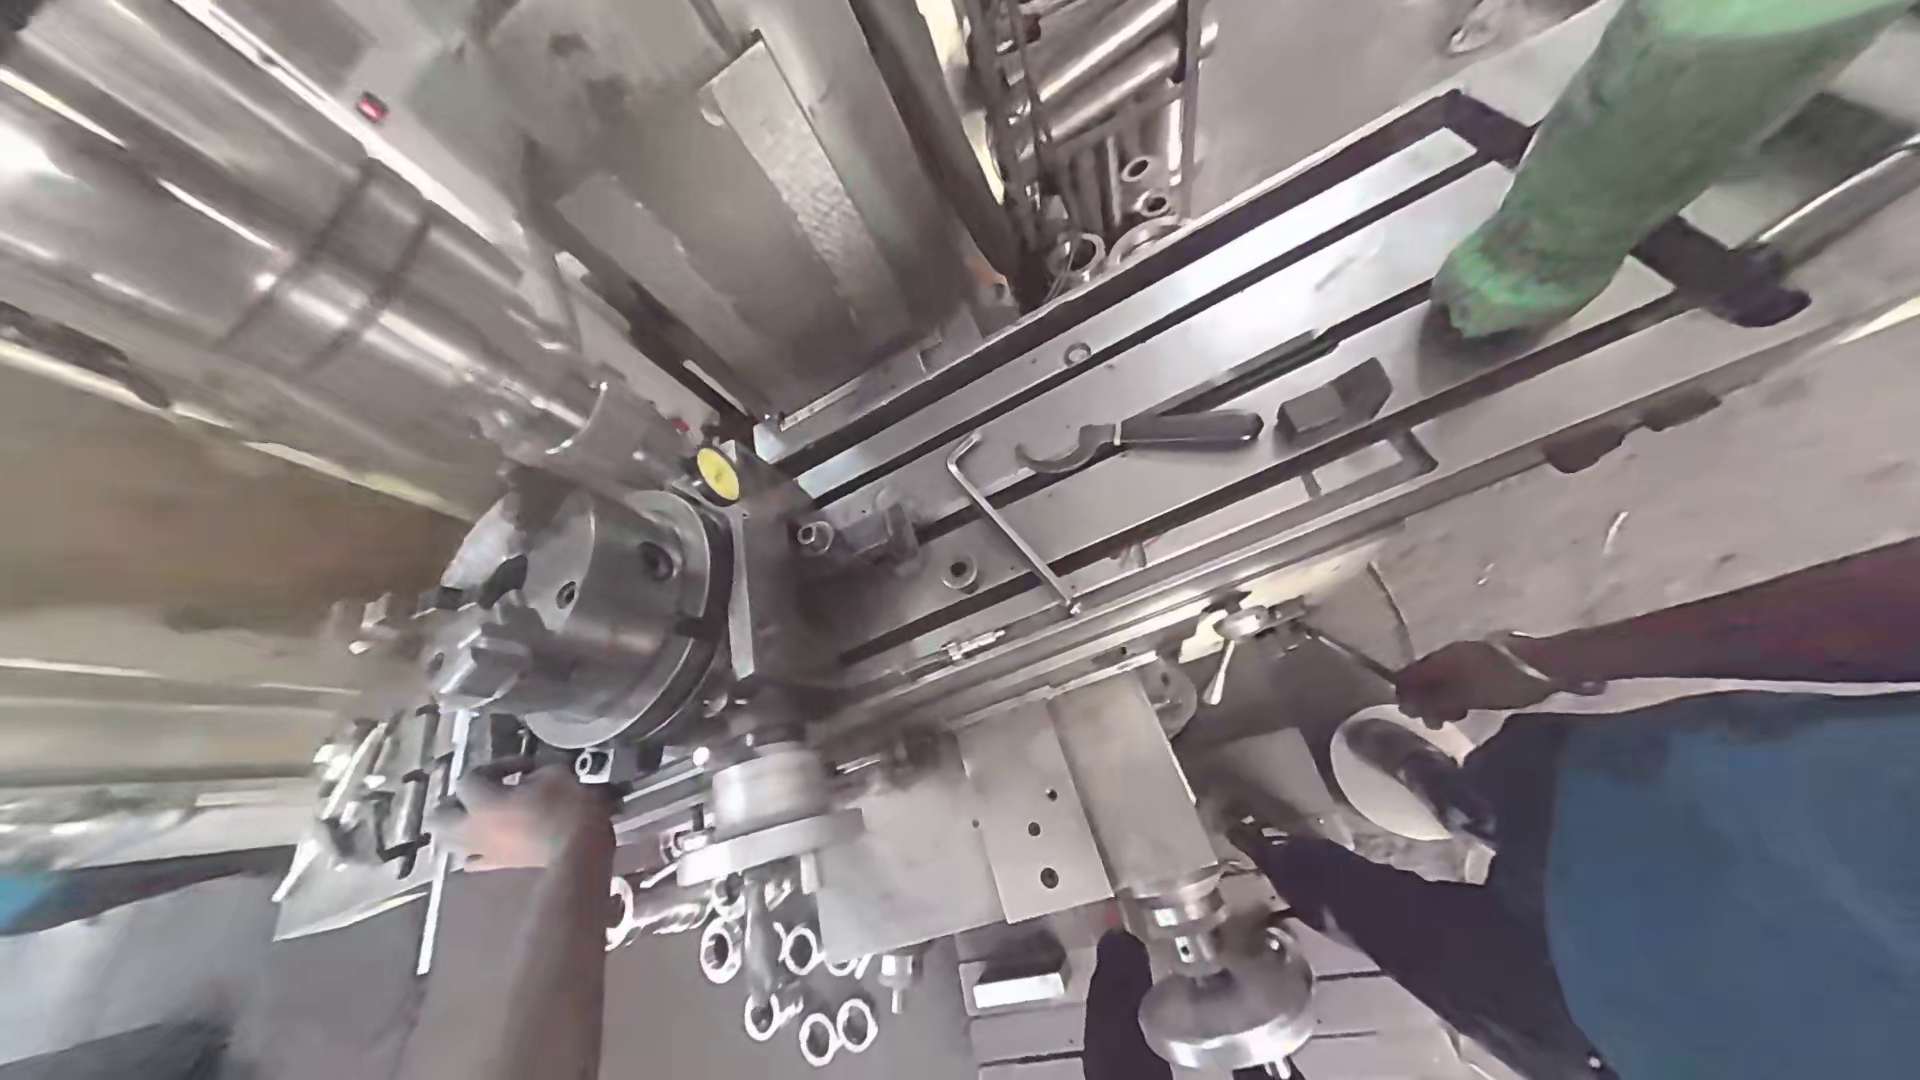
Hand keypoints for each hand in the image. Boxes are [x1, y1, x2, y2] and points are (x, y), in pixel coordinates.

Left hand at [437, 763, 612, 870]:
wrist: (580, 847)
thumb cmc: (569, 805)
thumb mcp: (557, 773)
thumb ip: (534, 772)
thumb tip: (526, 778)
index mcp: (484, 802)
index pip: (470, 778)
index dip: (496, 765)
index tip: (526, 765)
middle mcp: (472, 827)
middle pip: (439, 815)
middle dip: (456, 801)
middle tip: (485, 792)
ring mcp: (481, 850)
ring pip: (447, 841)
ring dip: (461, 826)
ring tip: (484, 816)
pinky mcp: (496, 865)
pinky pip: (471, 859)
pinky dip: (475, 849)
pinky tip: (491, 841)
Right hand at [1394, 638, 1555, 725]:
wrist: (1552, 665)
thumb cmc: (1504, 681)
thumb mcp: (1465, 695)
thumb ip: (1433, 700)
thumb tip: (1404, 707)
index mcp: (1439, 658)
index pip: (1406, 676)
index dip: (1405, 695)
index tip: (1414, 717)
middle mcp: (1448, 654)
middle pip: (1424, 678)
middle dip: (1425, 700)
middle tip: (1438, 723)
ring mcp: (1468, 657)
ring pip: (1443, 680)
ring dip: (1443, 699)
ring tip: (1458, 717)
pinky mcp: (1487, 664)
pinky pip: (1460, 680)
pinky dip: (1459, 694)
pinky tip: (1472, 705)